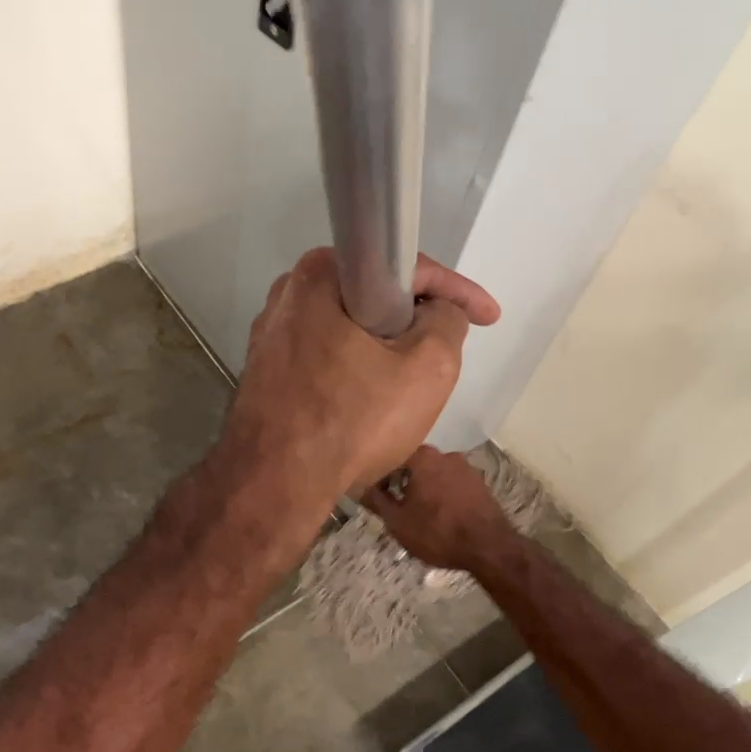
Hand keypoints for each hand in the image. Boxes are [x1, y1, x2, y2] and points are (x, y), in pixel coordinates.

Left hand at [224, 248, 499, 494]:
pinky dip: (353, 373)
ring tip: (409, 388)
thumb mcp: (428, 367)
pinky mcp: (264, 370)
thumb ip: (447, 323)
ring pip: (347, 331)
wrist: (273, 483)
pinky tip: (367, 406)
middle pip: (372, 297)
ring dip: (382, 352)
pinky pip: (324, 359)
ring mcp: (270, 334)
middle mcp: (287, 295)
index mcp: (319, 274)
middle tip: (446, 353)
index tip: (487, 316)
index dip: (453, 290)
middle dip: (413, 322)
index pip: (402, 267)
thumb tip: (439, 311)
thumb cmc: (353, 420)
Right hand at [360, 446, 510, 571]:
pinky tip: (440, 514)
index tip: (375, 493)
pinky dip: (443, 494)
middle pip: (413, 463)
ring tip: (419, 512)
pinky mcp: (480, 483)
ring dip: (424, 487)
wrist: (489, 548)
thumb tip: (359, 487)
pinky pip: (452, 484)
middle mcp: (444, 454)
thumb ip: (376, 501)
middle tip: (395, 504)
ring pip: (434, 474)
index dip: (378, 475)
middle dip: (402, 480)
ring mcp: (466, 467)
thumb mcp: (397, 521)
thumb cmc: (436, 531)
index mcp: (422, 457)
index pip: (390, 457)